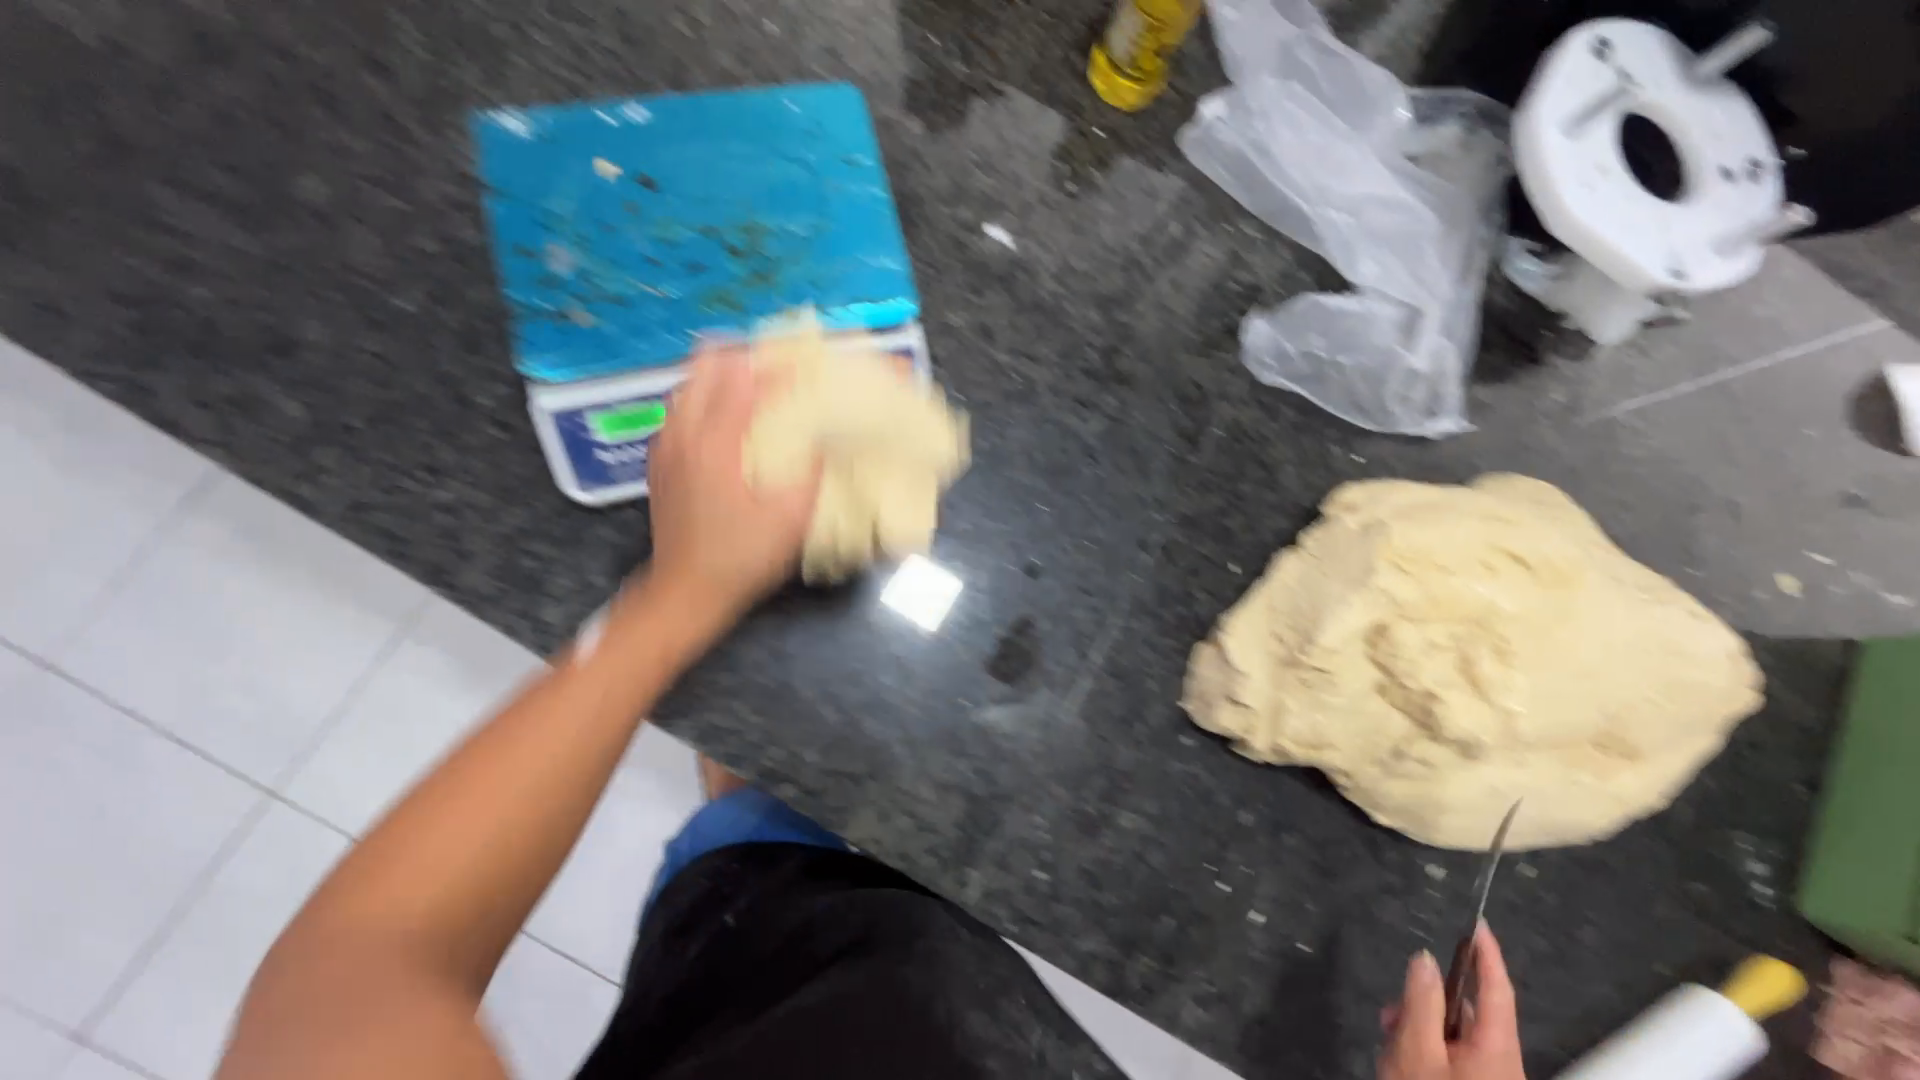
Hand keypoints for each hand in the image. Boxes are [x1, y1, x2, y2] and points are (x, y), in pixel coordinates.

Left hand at [645, 344, 818, 616]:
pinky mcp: (660, 461)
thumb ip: (811, 469)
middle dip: (745, 358)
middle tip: (777, 370)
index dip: (781, 366)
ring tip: (753, 390)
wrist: (687, 591)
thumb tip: (825, 436)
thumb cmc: (744, 556)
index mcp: (718, 441)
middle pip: (708, 364)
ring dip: (721, 378)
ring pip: (689, 384)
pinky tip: (725, 425)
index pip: (747, 376)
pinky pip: (678, 411)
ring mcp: (667, 445)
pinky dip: (703, 403)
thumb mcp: (793, 517)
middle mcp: (685, 432)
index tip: (809, 369)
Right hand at [1379, 923, 1525, 1079]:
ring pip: (1456, 1037)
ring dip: (1421, 1029)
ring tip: (1389, 1040)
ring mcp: (1490, 1079)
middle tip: (1391, 1011)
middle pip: (1468, 1013)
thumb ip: (1421, 1002)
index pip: (1496, 989)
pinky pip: (1453, 1059)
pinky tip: (1401, 1060)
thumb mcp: (1415, 1051)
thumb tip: (1427, 959)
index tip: (1477, 922)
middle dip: (1428, 1002)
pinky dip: (1426, 1050)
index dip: (1487, 953)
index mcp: (1495, 1047)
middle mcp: (1502, 1062)